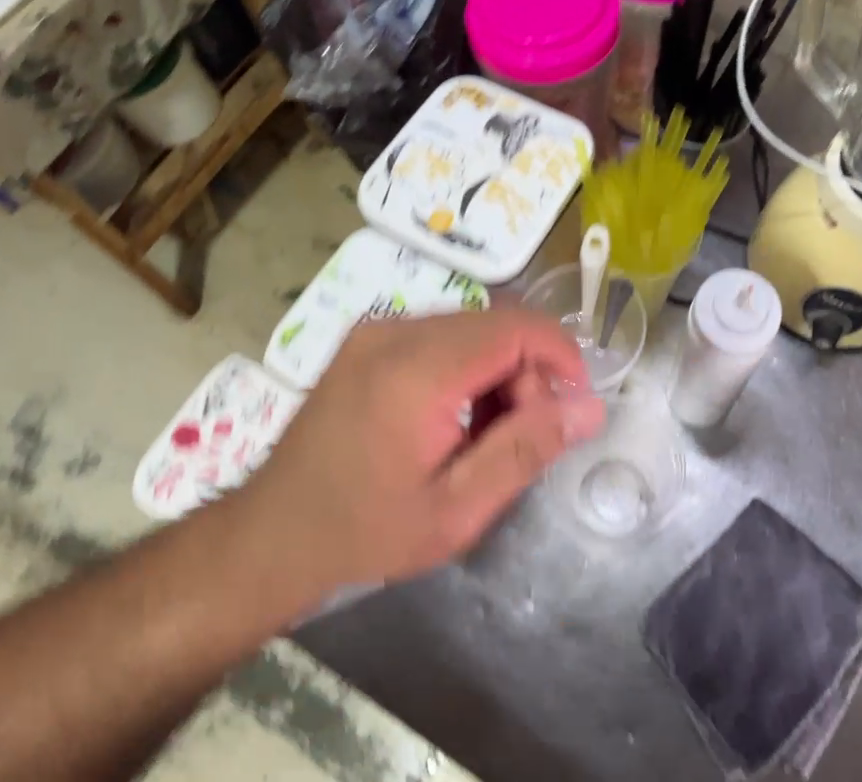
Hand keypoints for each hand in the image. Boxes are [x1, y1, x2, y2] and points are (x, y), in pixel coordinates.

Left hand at [224, 310, 604, 608]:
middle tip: (520, 438)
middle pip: (496, 325)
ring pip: (470, 328)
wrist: (270, 536)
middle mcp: (394, 333)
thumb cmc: (365, 532)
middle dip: (527, 372)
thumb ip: (526, 449)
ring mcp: (374, 332)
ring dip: (497, 372)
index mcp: (417, 370)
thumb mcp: (457, 508)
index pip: (516, 328)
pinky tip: (452, 420)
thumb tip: (590, 407)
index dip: (561, 358)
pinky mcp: (365, 343)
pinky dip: (465, 369)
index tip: (572, 408)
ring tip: (483, 437)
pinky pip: (439, 337)